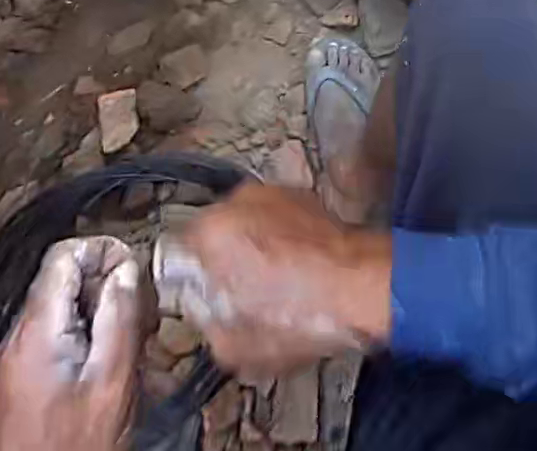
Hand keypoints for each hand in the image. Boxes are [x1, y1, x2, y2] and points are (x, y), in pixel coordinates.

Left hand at [0, 236, 145, 450]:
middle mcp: (13, 342)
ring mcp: (8, 366)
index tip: (132, 272)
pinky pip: (49, 338)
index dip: (102, 251)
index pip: (63, 255)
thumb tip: (126, 268)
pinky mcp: (11, 386)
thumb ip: (119, 315)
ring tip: (127, 341)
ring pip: (57, 309)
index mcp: (35, 333)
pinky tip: (103, 365)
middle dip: (104, 285)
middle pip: (60, 281)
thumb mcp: (111, 378)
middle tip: (138, 312)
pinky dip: (80, 337)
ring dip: (96, 312)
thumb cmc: (75, 448)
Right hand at [154, 183, 390, 378]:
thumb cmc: (298, 312)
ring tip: (272, 275)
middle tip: (237, 287)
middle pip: (215, 228)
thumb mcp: (231, 345)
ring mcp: (274, 191)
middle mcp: (239, 199)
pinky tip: (294, 262)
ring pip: (247, 219)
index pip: (178, 247)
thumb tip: (206, 310)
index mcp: (211, 230)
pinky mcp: (303, 194)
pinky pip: (277, 214)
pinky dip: (280, 232)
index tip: (202, 291)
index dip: (190, 274)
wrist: (358, 284)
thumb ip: (205, 319)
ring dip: (252, 240)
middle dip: (222, 253)